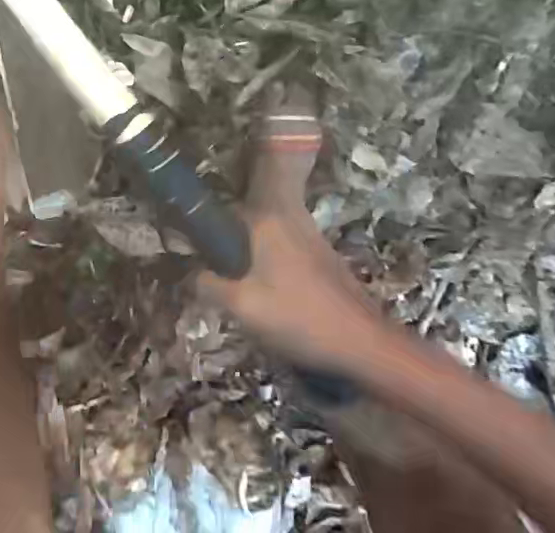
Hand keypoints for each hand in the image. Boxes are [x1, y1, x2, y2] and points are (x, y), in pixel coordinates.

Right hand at [196, 206, 393, 372]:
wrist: (367, 345)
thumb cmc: (300, 319)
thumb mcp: (240, 305)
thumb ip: (205, 283)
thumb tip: (189, 273)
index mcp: (263, 218)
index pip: (215, 209)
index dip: (197, 229)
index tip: (187, 254)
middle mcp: (284, 214)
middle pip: (237, 220)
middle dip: (222, 243)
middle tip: (210, 276)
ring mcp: (306, 231)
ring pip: (259, 235)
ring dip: (244, 255)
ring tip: (235, 288)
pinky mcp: (320, 252)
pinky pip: (278, 247)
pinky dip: (266, 263)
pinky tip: (267, 294)